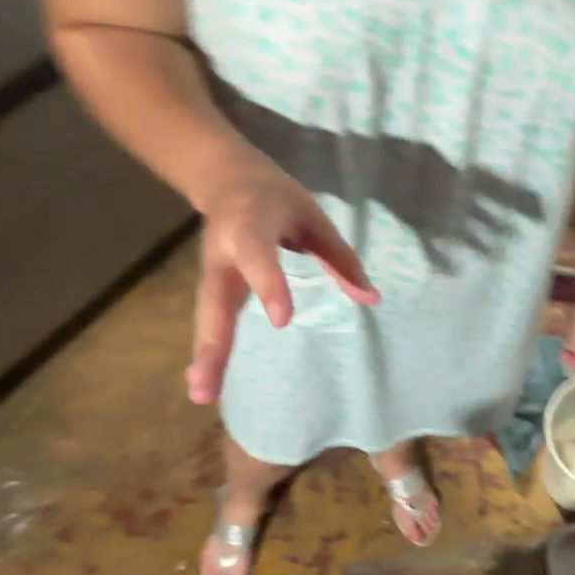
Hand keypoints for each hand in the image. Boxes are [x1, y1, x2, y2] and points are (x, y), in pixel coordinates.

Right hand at [187, 162, 378, 404]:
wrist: (226, 179)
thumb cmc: (277, 198)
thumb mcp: (312, 217)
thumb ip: (339, 256)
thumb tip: (372, 298)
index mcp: (250, 226)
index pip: (258, 257)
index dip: (269, 285)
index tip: (282, 319)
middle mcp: (224, 254)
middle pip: (217, 300)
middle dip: (214, 340)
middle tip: (208, 378)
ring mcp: (213, 273)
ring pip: (208, 318)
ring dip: (206, 357)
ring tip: (203, 395)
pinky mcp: (212, 289)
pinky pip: (210, 323)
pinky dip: (207, 354)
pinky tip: (205, 387)